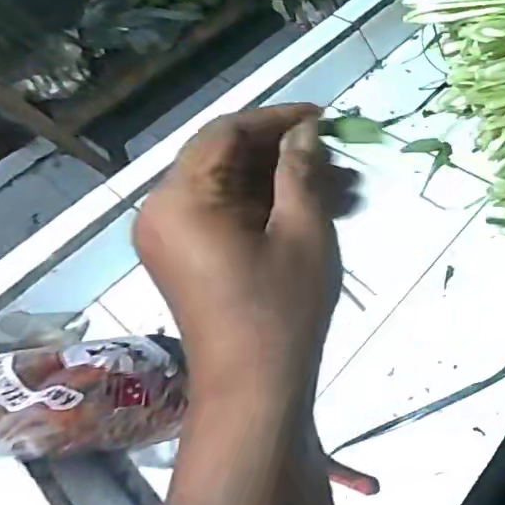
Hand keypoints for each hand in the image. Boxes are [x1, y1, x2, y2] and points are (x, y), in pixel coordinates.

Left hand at [134, 105, 352, 406]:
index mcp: (181, 199)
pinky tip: (315, 210)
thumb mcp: (303, 231)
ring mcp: (172, 235)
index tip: (324, 118)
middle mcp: (163, 210)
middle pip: (225, 157)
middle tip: (338, 157)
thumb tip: (305, 131)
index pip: (226, 133)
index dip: (277, 118)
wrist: (255, 387)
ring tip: (340, 188)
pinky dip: (267, 205)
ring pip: (231, 185)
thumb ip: (301, 171)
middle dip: (284, 152)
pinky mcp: (188, 254)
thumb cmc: (281, 307)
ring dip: (282, 180)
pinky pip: (227, 212)